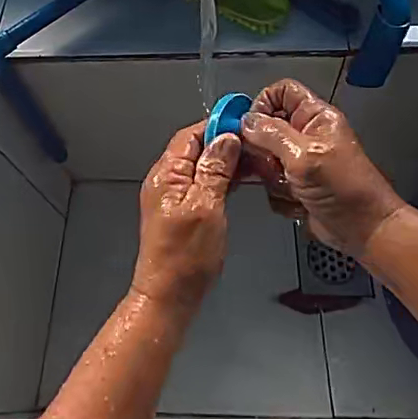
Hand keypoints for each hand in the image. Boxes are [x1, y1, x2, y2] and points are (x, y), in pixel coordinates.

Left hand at [131, 122, 239, 311]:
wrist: (169, 296)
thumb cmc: (183, 259)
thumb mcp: (207, 207)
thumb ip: (216, 170)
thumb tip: (226, 139)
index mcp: (166, 175)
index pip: (191, 135)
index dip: (216, 125)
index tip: (241, 122)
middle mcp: (165, 181)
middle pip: (195, 148)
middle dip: (223, 142)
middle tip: (252, 144)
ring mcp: (171, 197)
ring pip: (200, 166)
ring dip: (224, 161)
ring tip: (250, 162)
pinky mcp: (180, 211)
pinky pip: (201, 183)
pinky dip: (219, 179)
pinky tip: (236, 182)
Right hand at [239, 79, 405, 257]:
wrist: (364, 229)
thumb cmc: (348, 189)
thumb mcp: (304, 155)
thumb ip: (271, 134)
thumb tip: (247, 121)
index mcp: (314, 117)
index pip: (281, 92)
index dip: (262, 104)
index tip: (251, 126)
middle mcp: (305, 135)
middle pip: (266, 129)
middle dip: (264, 152)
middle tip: (274, 164)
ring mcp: (299, 161)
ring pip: (264, 160)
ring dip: (273, 178)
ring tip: (293, 187)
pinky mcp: (295, 184)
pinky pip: (270, 184)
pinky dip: (280, 196)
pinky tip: (300, 202)